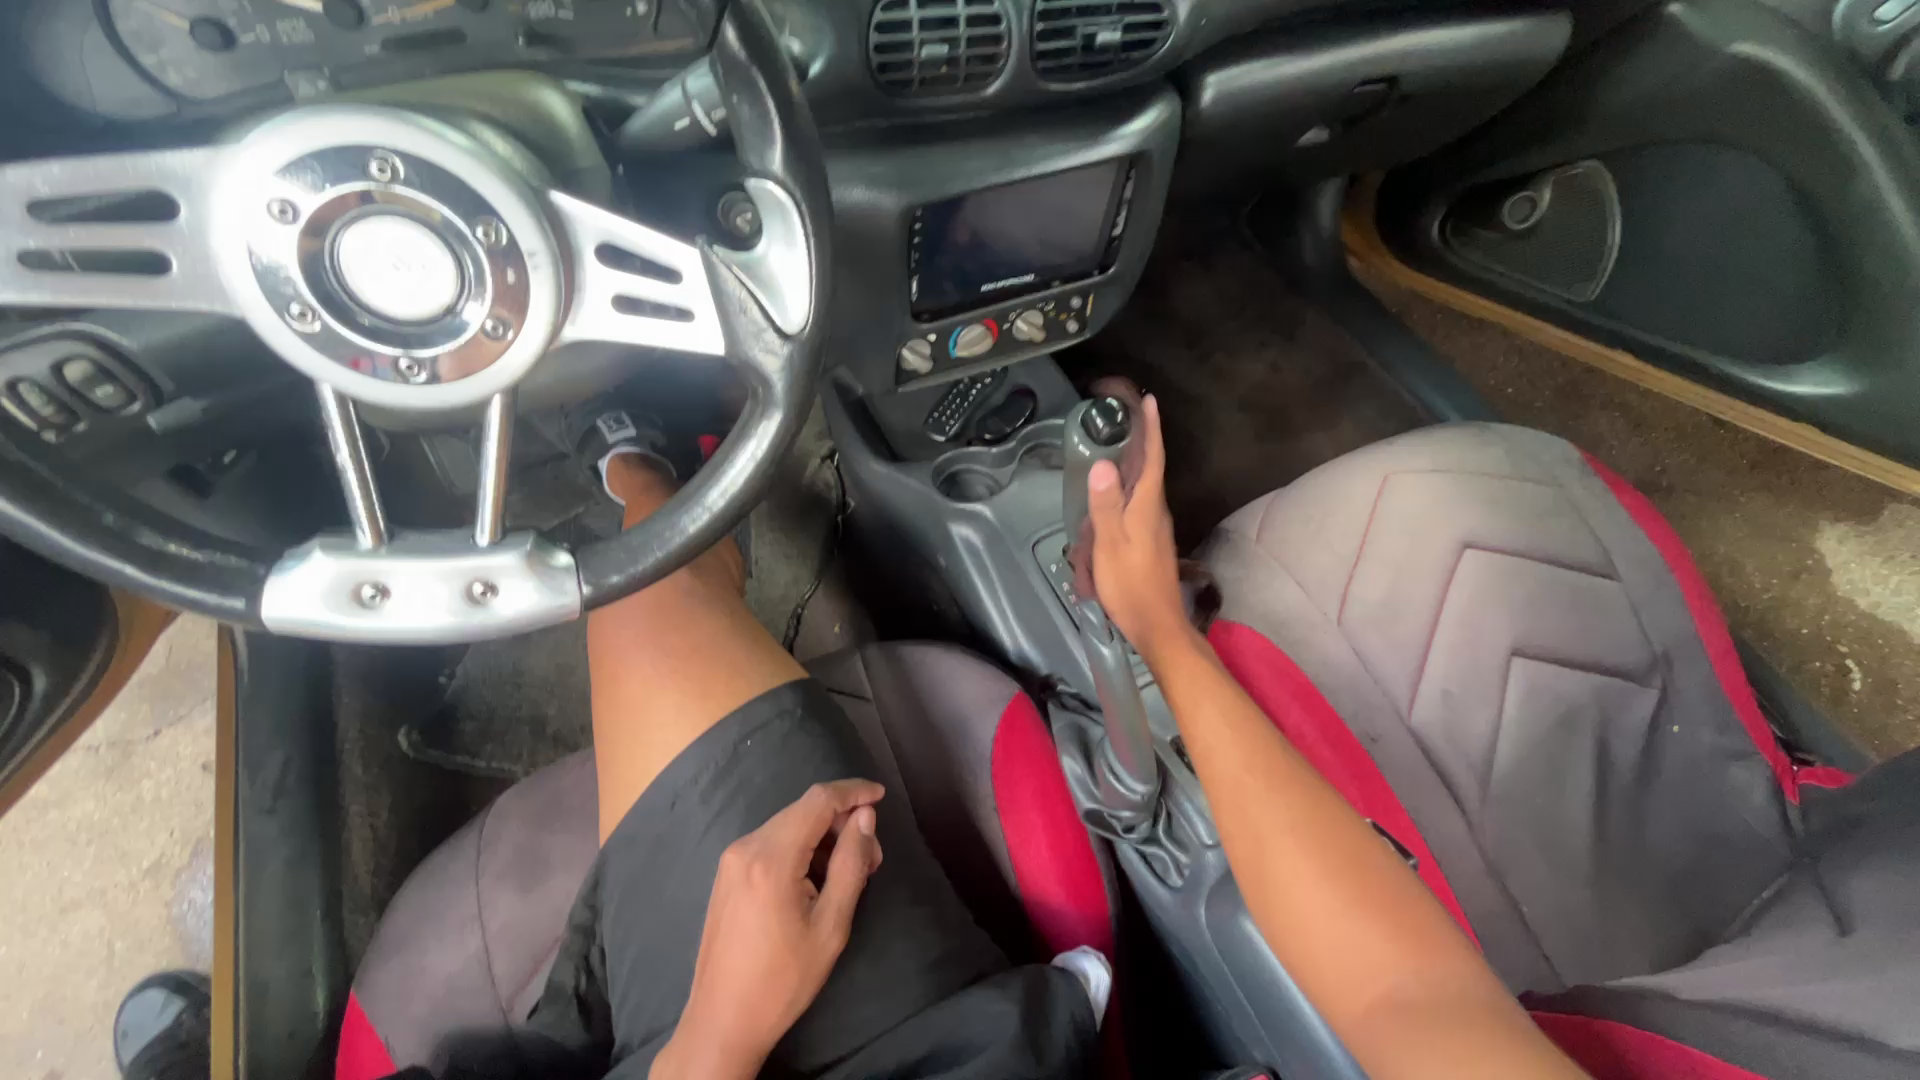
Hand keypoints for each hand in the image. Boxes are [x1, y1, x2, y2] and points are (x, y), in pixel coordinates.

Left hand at [651, 780, 885, 1079]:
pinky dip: (801, 849)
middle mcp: (746, 846)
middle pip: (805, 811)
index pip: (818, 800)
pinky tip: (818, 880)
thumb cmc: (783, 979)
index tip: (882, 795)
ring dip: (823, 838)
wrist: (722, 1022)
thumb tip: (865, 817)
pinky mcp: (728, 874)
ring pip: (790, 826)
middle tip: (872, 859)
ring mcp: (732, 859)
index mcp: (771, 857)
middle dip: (843, 823)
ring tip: (849, 874)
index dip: (853, 791)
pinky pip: (773, 843)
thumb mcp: (831, 925)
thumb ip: (851, 863)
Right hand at [1087, 394, 1191, 660]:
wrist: (1157, 626)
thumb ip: (1105, 505)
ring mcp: (1153, 529)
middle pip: (1146, 470)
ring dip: (1119, 482)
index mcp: (1147, 506)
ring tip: (1100, 468)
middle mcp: (1155, 512)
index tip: (1149, 400)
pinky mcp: (1148, 544)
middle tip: (1116, 424)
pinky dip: (1114, 508)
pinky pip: (1130, 515)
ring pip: (1135, 494)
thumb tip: (1102, 464)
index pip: (1152, 458)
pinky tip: (1098, 519)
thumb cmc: (1131, 585)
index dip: (1151, 428)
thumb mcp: (1110, 545)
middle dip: (1134, 446)